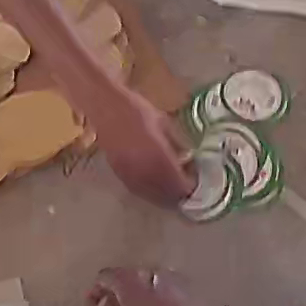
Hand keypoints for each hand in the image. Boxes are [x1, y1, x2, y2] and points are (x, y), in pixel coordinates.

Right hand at [92, 87, 195, 205]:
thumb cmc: (139, 111)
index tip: (198, 179)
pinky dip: (150, 190)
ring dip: (165, 194)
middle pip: (167, 196)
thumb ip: (178, 143)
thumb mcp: (165, 124)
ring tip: (173, 183)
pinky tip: (155, 182)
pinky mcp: (119, 175)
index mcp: (160, 158)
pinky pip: (139, 191)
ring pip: (152, 196)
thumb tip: (188, 158)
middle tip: (187, 182)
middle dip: (180, 192)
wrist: (108, 109)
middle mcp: (145, 173)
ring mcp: (131, 176)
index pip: (180, 185)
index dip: (191, 186)